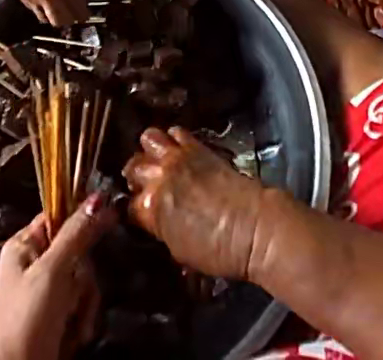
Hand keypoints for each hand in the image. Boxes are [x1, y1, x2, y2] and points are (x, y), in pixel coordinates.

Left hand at [0, 198, 115, 359]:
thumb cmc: (27, 319)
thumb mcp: (52, 271)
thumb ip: (76, 235)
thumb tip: (97, 198)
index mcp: (24, 245)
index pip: (58, 217)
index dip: (81, 221)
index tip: (107, 220)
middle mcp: (34, 265)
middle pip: (77, 252)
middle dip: (84, 278)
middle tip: (77, 295)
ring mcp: (46, 294)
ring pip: (83, 281)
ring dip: (85, 304)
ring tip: (75, 324)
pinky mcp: (57, 319)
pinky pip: (82, 307)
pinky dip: (82, 322)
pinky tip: (75, 337)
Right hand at [3, 0, 85, 25]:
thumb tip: (79, 0)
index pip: (79, 13)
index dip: (83, 14)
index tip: (84, 12)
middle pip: (62, 23)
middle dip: (68, 19)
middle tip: (71, 12)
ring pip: (46, 19)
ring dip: (52, 14)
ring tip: (55, 3)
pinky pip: (33, 9)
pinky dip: (40, 6)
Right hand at [123, 127, 267, 280]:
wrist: (253, 228)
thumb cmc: (218, 250)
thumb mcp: (179, 251)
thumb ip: (161, 229)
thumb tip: (157, 221)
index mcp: (150, 208)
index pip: (129, 205)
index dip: (135, 210)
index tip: (141, 213)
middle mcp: (157, 177)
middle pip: (134, 168)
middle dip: (137, 177)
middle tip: (147, 185)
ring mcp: (176, 157)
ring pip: (149, 139)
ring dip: (151, 150)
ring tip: (158, 160)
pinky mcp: (195, 146)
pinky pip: (176, 132)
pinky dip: (175, 138)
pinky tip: (179, 150)